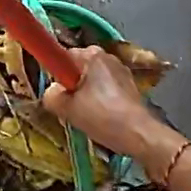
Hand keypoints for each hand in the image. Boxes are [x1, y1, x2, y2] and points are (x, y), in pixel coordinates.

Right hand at [44, 46, 181, 163]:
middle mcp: (107, 56)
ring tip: (87, 116)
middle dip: (71, 87)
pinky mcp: (130, 84)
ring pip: (92, 80)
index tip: (57, 93)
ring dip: (86, 95)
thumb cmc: (103, 117)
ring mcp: (121, 69)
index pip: (62, 56)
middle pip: (77, 68)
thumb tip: (52, 92)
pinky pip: (106, 88)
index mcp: (91, 55)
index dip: (56, 74)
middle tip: (69, 108)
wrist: (140, 135)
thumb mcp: (68, 109)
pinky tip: (102, 118)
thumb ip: (51, 96)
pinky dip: (100, 100)